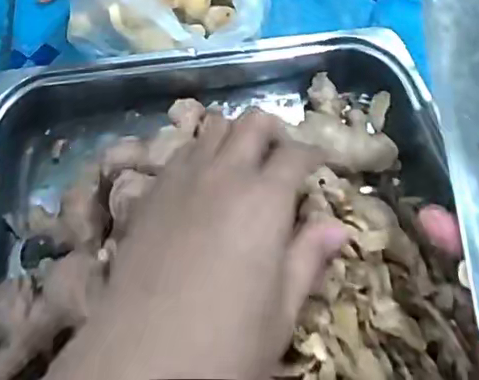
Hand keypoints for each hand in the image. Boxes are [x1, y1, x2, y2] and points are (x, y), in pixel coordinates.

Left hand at [48, 111, 349, 379]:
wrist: (141, 356)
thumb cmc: (225, 344)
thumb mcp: (280, 313)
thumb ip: (308, 260)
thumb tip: (337, 227)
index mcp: (265, 198)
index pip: (296, 153)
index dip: (314, 154)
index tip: (322, 165)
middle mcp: (225, 172)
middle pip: (254, 122)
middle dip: (275, 132)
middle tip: (283, 158)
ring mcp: (184, 174)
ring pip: (215, 126)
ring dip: (235, 135)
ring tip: (242, 163)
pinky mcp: (153, 186)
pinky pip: (182, 149)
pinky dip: (200, 151)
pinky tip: (203, 180)